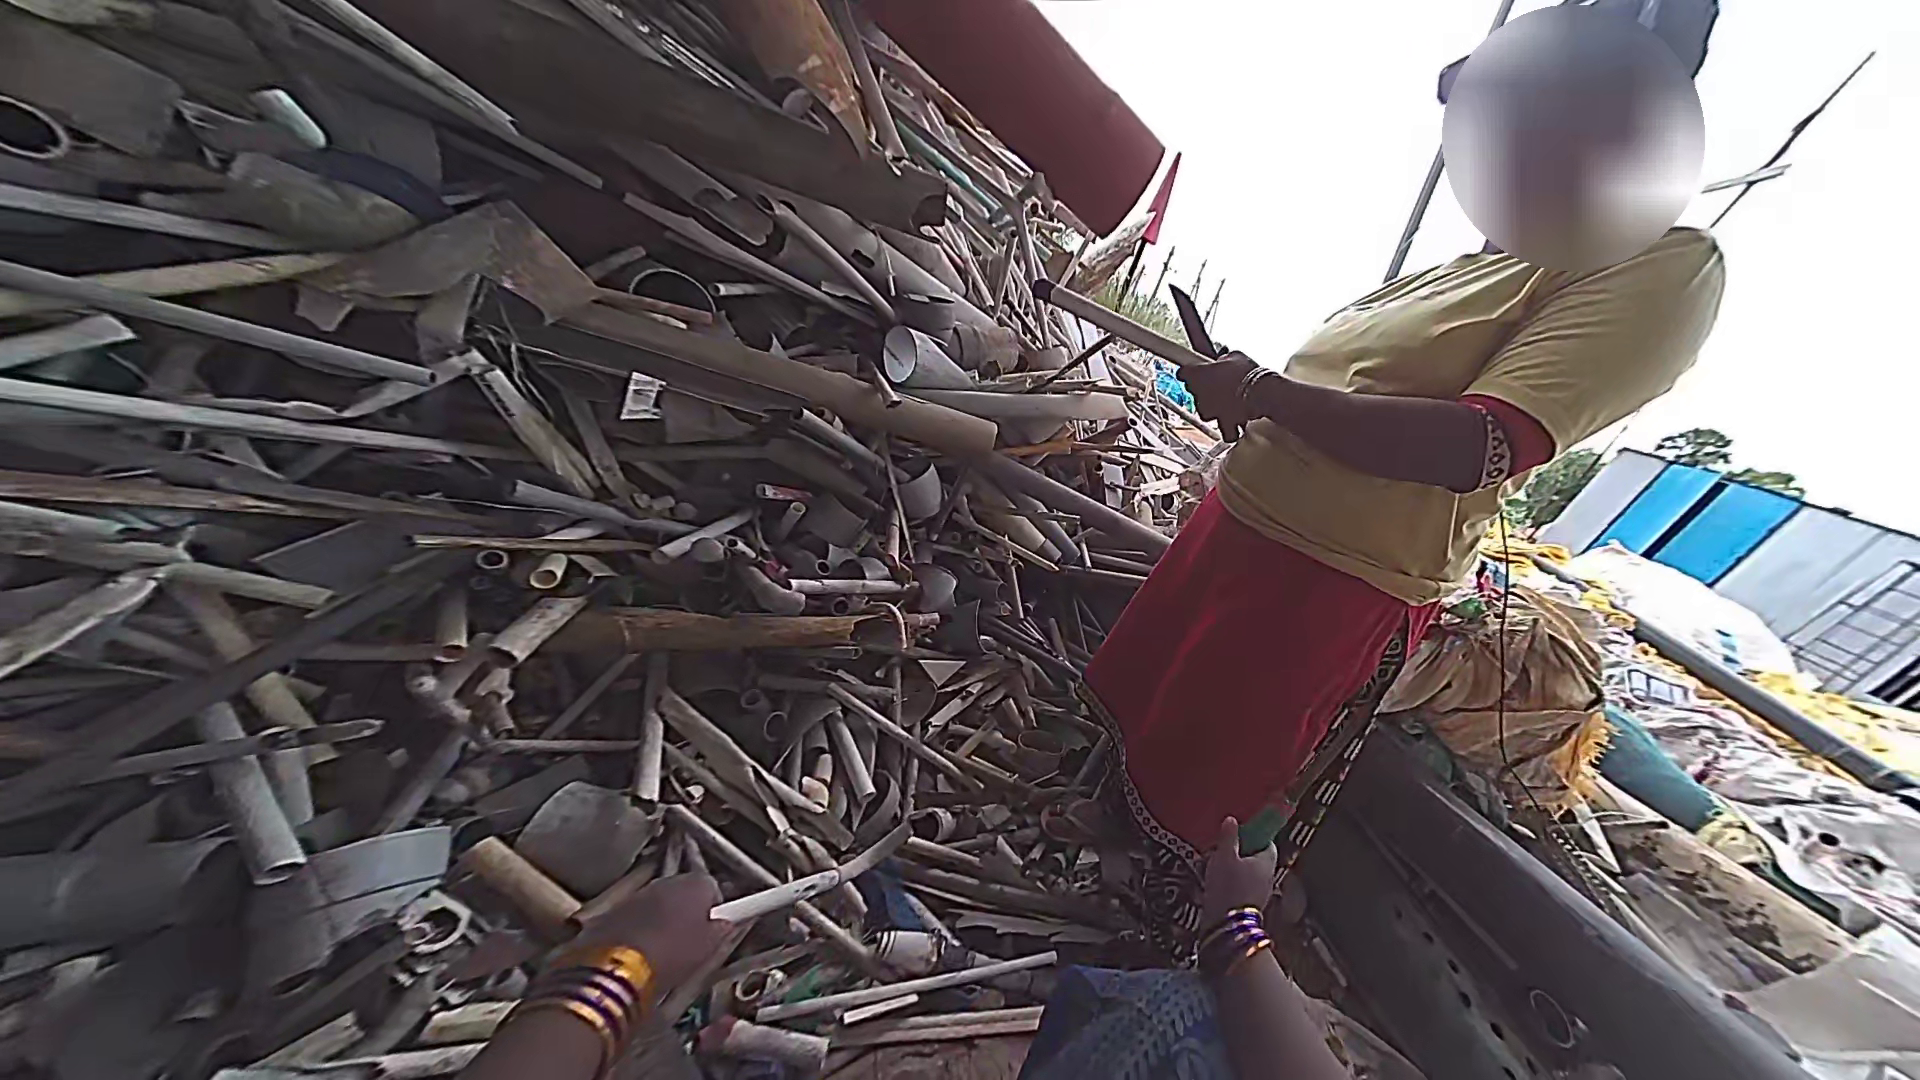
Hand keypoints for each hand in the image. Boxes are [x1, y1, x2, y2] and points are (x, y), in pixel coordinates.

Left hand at [570, 872, 729, 991]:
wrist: (615, 969)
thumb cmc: (672, 954)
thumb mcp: (707, 948)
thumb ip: (721, 930)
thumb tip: (724, 924)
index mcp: (697, 883)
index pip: (713, 889)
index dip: (713, 910)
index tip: (709, 932)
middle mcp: (668, 880)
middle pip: (683, 893)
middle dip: (684, 913)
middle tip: (684, 942)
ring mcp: (637, 893)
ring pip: (656, 904)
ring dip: (659, 920)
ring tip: (658, 951)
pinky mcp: (612, 910)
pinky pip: (632, 917)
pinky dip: (636, 929)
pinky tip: (634, 954)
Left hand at [1178, 352, 1258, 430]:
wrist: (1259, 392)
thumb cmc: (1246, 372)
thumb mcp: (1234, 357)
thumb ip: (1223, 360)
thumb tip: (1223, 360)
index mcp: (1197, 374)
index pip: (1183, 373)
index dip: (1189, 372)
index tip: (1194, 371)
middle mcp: (1197, 394)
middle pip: (1194, 390)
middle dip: (1204, 387)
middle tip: (1219, 382)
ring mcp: (1207, 410)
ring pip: (1204, 409)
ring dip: (1214, 405)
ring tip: (1229, 400)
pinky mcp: (1221, 422)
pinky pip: (1223, 429)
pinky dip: (1228, 427)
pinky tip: (1234, 423)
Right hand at [1201, 817, 1278, 925]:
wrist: (1228, 923)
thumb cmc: (1228, 884)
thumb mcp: (1224, 855)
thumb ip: (1229, 836)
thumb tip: (1232, 820)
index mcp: (1266, 862)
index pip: (1268, 843)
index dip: (1256, 834)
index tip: (1241, 831)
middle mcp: (1268, 877)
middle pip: (1259, 857)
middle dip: (1243, 850)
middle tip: (1224, 845)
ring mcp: (1261, 892)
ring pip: (1251, 872)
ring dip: (1237, 866)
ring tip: (1217, 862)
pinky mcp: (1250, 903)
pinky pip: (1245, 884)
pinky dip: (1234, 879)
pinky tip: (1219, 879)